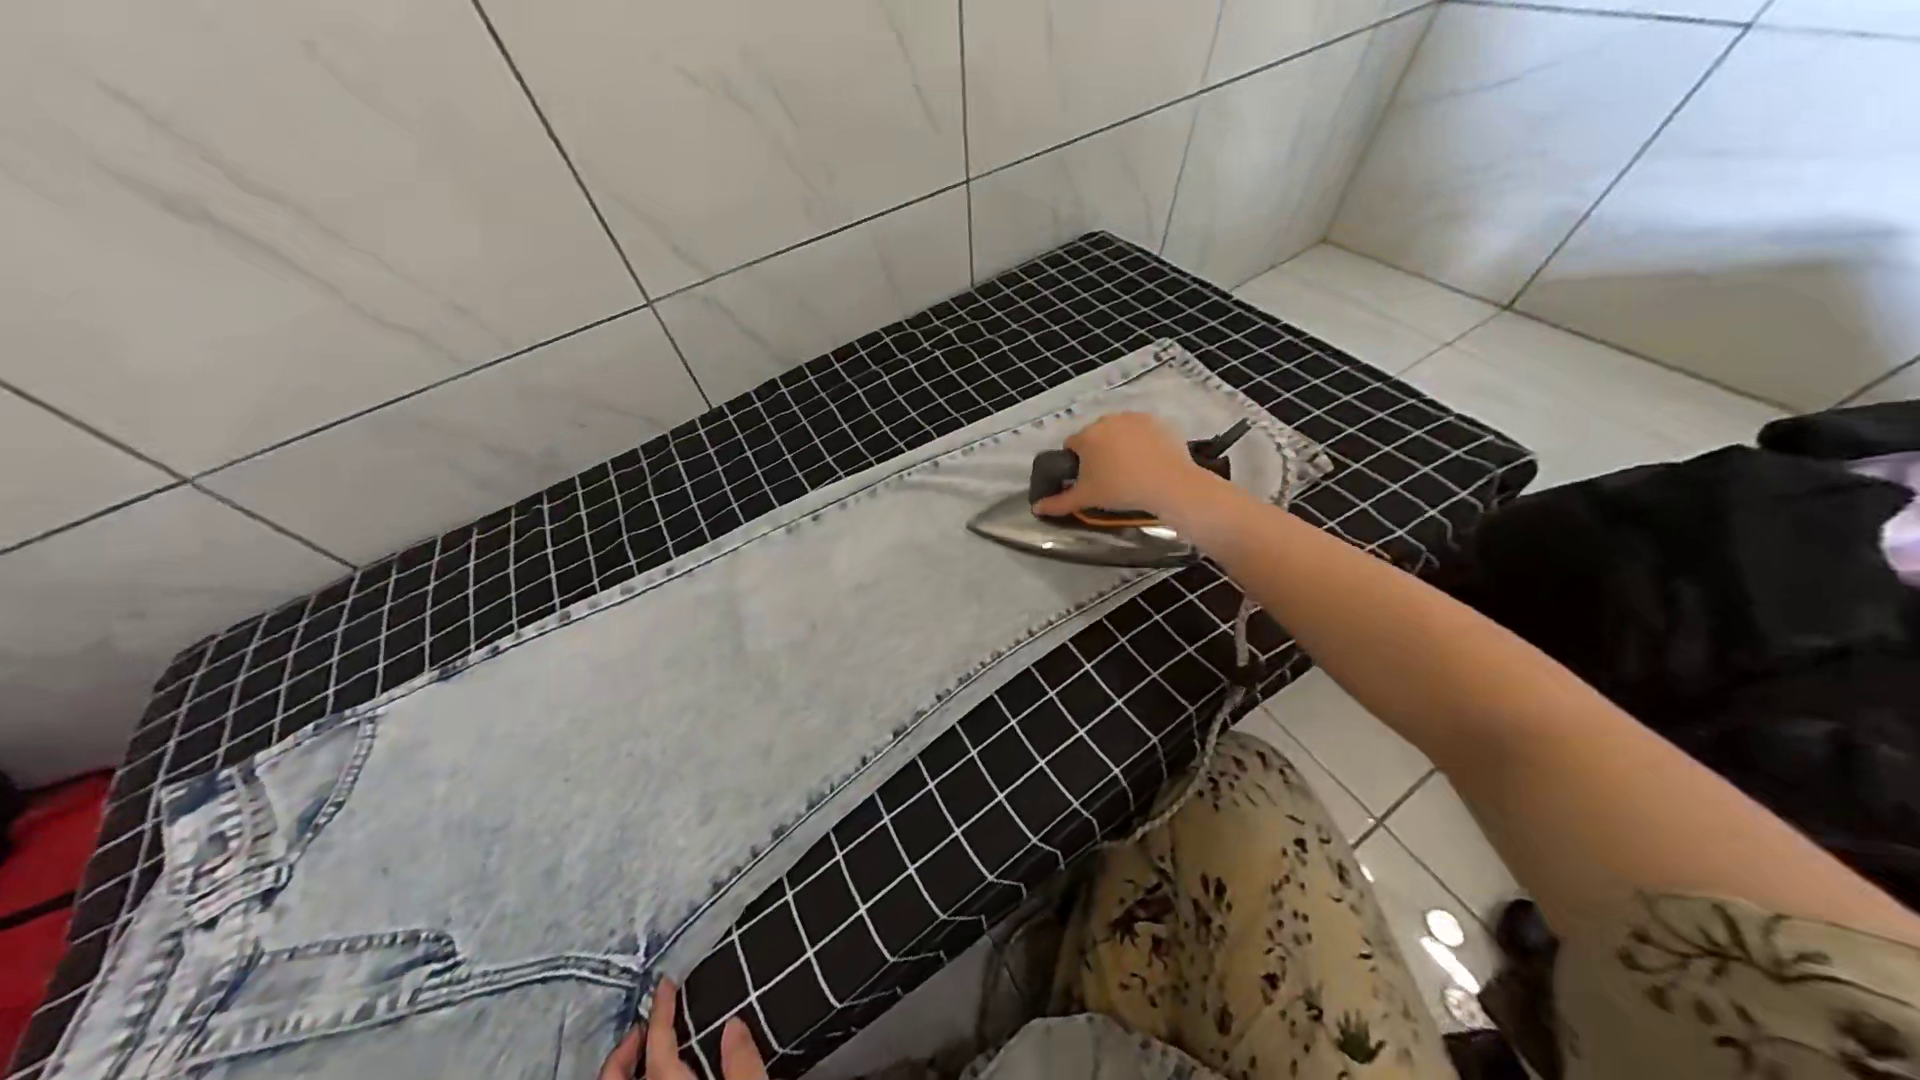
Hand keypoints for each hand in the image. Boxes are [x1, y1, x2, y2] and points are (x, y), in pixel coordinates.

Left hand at [598, 977, 766, 1079]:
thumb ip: (743, 1064)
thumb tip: (733, 1023)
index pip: (658, 1049)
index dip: (660, 1013)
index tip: (664, 984)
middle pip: (614, 1079)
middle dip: (622, 1049)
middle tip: (641, 1026)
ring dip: (623, 1070)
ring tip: (641, 1051)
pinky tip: (651, 1078)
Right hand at [1030, 412, 1214, 519]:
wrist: (1168, 484)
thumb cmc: (1121, 490)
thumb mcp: (1086, 499)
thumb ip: (1058, 503)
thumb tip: (1036, 508)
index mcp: (1086, 437)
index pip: (1071, 445)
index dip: (1076, 462)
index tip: (1087, 478)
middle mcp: (1107, 421)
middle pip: (1095, 435)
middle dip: (1098, 451)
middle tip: (1109, 476)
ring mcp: (1133, 418)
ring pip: (1119, 431)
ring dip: (1119, 444)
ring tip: (1131, 468)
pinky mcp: (1157, 421)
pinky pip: (1142, 430)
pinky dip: (1142, 441)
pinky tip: (1149, 459)